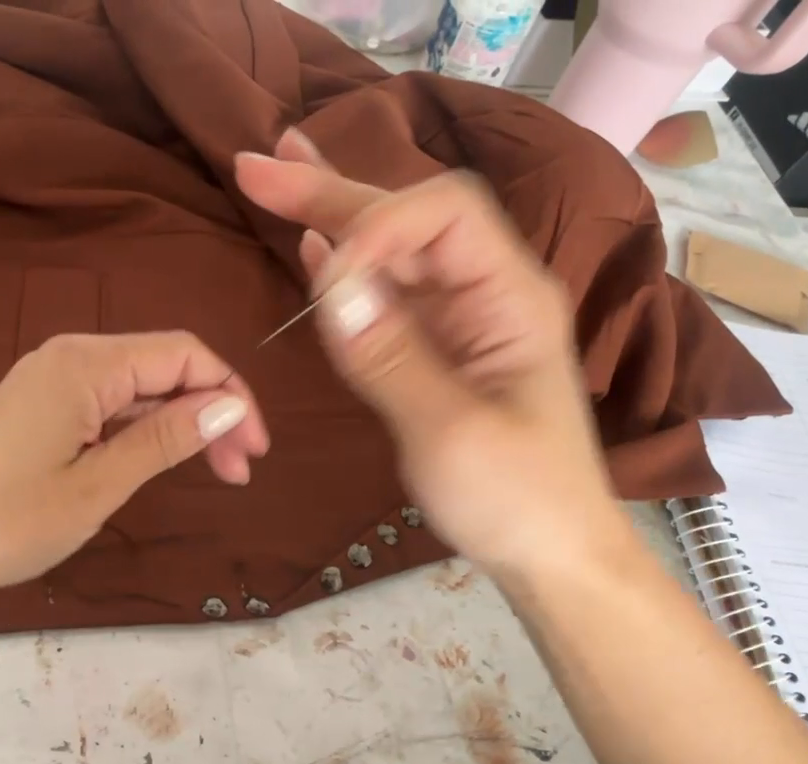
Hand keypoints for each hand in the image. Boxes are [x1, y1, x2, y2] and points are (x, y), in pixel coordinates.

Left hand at [0, 332, 269, 600]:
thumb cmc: (8, 522)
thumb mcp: (98, 485)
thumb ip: (165, 439)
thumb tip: (229, 405)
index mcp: (85, 364)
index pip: (184, 355)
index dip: (232, 395)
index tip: (256, 452)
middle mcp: (66, 357)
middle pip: (161, 367)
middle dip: (208, 412)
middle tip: (238, 474)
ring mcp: (45, 381)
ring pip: (134, 388)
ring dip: (176, 424)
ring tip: (209, 474)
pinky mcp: (33, 408)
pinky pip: (103, 405)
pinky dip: (138, 430)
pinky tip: (154, 462)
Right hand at [235, 131, 634, 578]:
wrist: (549, 553)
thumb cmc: (516, 499)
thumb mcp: (451, 433)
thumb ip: (390, 356)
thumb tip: (330, 284)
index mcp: (509, 298)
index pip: (441, 215)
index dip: (376, 225)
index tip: (324, 278)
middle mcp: (484, 294)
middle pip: (408, 220)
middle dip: (333, 192)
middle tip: (258, 165)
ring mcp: (457, 324)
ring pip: (390, 254)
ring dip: (330, 217)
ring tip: (273, 182)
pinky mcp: (433, 355)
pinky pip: (384, 299)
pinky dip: (342, 271)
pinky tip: (310, 249)